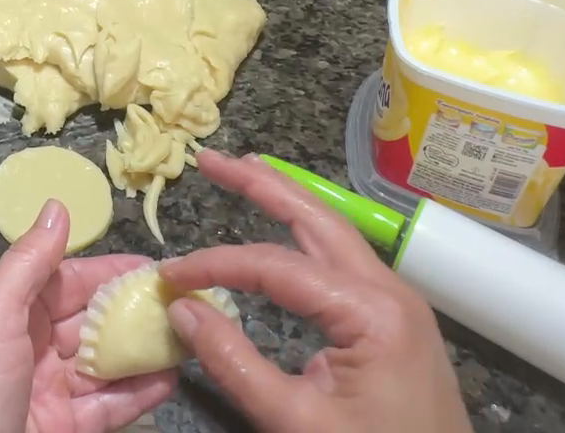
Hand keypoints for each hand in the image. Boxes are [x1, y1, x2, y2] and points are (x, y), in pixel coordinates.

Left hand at [0, 199, 177, 432]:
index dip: (108, 270)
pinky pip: (107, 406)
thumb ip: (29, 261)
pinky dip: (138, 393)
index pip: (66, 278)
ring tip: (187, 337)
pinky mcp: (64, 429)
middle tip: (184, 302)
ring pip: (103, 362)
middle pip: (89, 318)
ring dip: (142, 350)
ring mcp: (48, 389)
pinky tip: (169, 379)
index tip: (153, 265)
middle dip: (132, 309)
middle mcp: (30, 343)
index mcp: (9, 308)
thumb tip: (58, 205)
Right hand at [160, 151, 469, 432]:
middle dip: (259, 183)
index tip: (168, 277)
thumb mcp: (297, 425)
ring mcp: (396, 302)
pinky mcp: (392, 320)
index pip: (273, 266)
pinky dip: (302, 228)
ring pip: (330, 229)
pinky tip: (284, 220)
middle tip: (208, 159)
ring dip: (283, 196)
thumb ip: (234, 363)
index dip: (214, 265)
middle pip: (313, 216)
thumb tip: (180, 308)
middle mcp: (388, 290)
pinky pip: (339, 257)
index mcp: (370, 312)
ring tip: (241, 169)